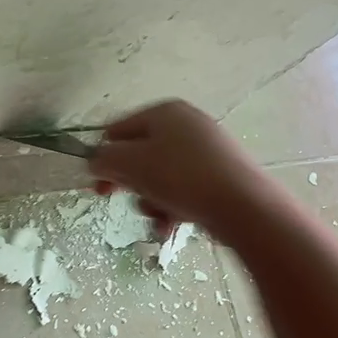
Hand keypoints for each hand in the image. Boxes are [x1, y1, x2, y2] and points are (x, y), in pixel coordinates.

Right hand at [87, 99, 275, 241]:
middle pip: (141, 155)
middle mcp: (187, 125)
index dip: (104, 158)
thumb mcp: (132, 165)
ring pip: (162, 177)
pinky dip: (173, 208)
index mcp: (165, 112)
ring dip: (151, 200)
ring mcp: (207, 150)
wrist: (241, 205)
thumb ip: (105, 160)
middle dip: (130, 183)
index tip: (98, 186)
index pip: (119, 130)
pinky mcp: (219, 176)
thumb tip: (95, 161)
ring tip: (157, 216)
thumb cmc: (181, 178)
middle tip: (120, 201)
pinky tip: (171, 225)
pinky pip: (184, 190)